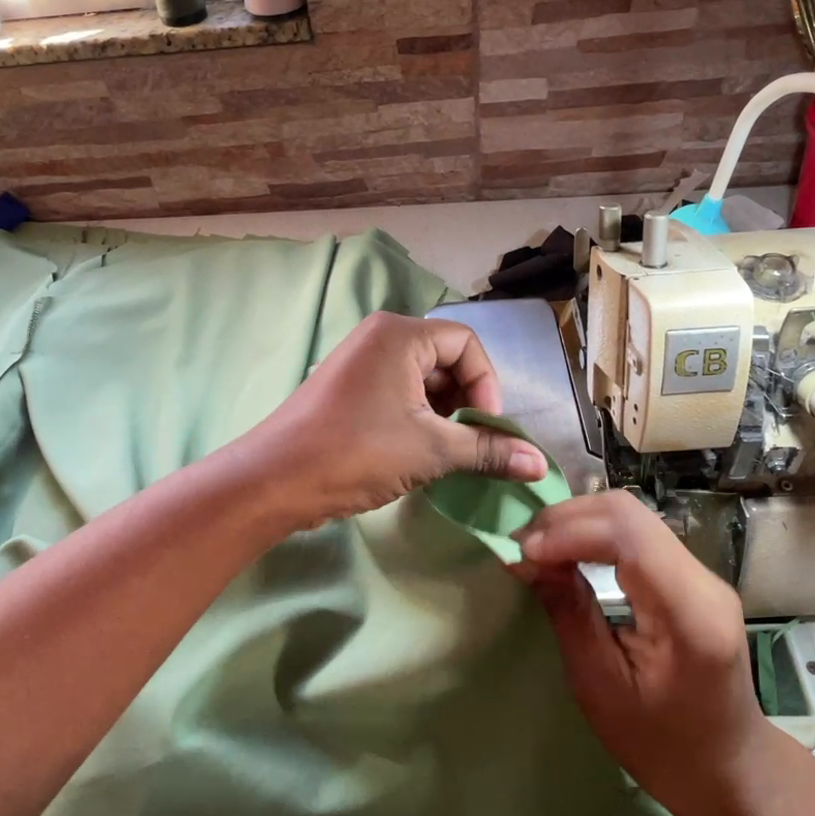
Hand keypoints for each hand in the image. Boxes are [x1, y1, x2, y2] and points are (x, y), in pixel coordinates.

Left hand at [236, 312, 546, 527]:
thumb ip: (487, 451)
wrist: (274, 480)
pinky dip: (417, 419)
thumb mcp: (430, 451)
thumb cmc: (355, 453)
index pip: (466, 343)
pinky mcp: (348, 389)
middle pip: (445, 359)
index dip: (485, 385)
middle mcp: (379, 338)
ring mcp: (360, 363)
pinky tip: (419, 454)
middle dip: (465, 402)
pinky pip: (398, 393)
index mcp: (399, 335)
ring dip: (443, 415)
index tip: (484, 429)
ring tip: (445, 454)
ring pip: (422, 380)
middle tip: (467, 445)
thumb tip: (540, 465)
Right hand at [512, 492, 768, 815]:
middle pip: (628, 513)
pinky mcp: (690, 574)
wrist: (727, 768)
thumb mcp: (602, 688)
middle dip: (566, 519)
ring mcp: (700, 572)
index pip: (628, 534)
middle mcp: (703, 579)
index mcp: (690, 612)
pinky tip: (566, 552)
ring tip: (536, 548)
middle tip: (522, 547)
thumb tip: (525, 557)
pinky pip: (636, 534)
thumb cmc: (661, 743)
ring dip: (577, 522)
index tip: (523, 552)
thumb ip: (568, 613)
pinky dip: (593, 533)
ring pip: (630, 515)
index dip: (569, 530)